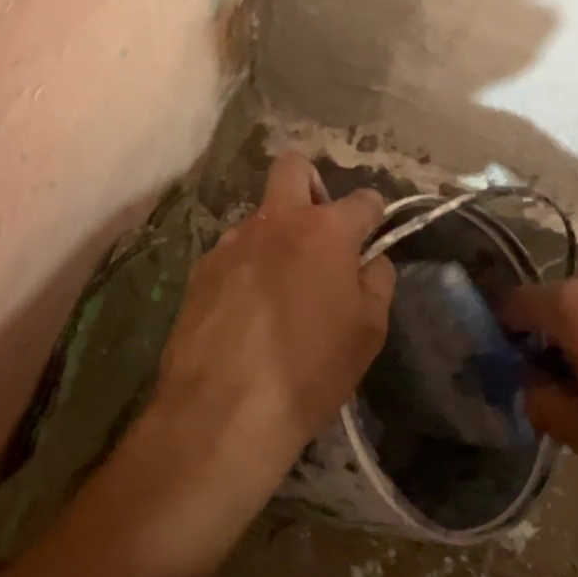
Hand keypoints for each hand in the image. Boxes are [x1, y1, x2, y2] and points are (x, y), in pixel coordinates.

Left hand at [153, 152, 393, 460]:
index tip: (373, 235)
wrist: (223, 409)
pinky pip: (233, 253)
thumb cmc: (310, 370)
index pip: (363, 199)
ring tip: (280, 287)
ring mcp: (232, 242)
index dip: (373, 215)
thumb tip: (372, 260)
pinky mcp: (201, 269)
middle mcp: (276, 221)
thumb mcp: (367, 333)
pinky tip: (248, 310)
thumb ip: (376, 283)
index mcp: (325, 230)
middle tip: (320, 229)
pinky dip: (247, 268)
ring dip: (275, 235)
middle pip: (293, 167)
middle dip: (311, 184)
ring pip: (259, 215)